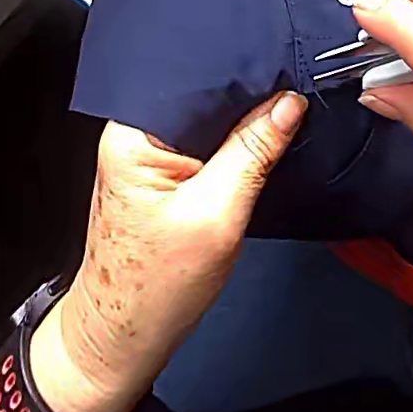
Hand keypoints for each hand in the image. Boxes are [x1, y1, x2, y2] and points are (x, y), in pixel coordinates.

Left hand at [27, 92, 304, 411]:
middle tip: (288, 102)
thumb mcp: (216, 215)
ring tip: (275, 123)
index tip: (284, 78)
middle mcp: (131, 133)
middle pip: (197, 97)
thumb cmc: (155, 285)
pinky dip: (226, 146)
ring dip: (237, 125)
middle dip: (241, 100)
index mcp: (132, 132)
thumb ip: (252, 153)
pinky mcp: (156, 171)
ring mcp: (142, 152)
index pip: (193, 81)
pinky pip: (198, 143)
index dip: (240, 78)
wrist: (124, 334)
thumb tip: (286, 105)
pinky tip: (250, 149)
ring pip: (201, 120)